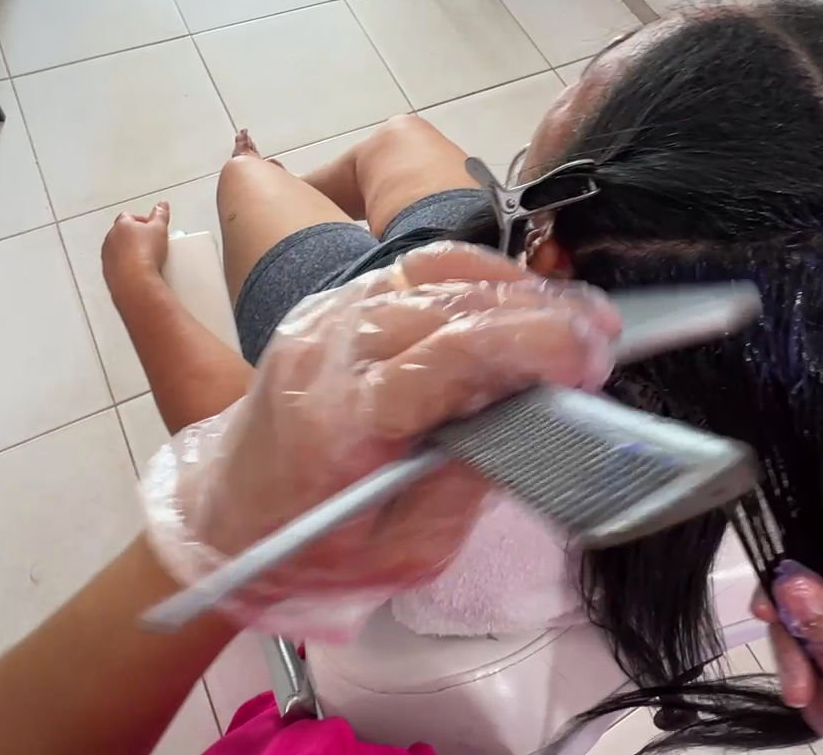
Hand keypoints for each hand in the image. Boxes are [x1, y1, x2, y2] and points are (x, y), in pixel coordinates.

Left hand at [102, 202, 170, 293]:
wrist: (136, 281)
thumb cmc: (145, 254)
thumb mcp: (160, 229)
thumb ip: (161, 214)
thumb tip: (162, 204)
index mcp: (121, 225)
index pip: (129, 216)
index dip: (142, 220)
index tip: (152, 227)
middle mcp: (110, 239)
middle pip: (122, 233)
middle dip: (135, 236)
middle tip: (152, 242)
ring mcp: (107, 257)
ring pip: (118, 250)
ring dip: (129, 252)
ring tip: (147, 259)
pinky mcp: (108, 273)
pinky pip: (117, 266)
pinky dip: (126, 266)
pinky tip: (140, 271)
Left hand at [140, 242, 620, 636]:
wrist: (222, 517)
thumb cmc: (311, 550)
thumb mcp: (406, 551)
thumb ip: (470, 474)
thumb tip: (531, 407)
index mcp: (344, 418)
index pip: (451, 354)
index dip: (530, 342)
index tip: (593, 352)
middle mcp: (329, 349)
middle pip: (449, 302)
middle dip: (537, 309)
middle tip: (600, 330)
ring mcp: (323, 317)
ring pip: (430, 272)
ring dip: (507, 283)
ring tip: (566, 309)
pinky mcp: (326, 306)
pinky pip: (406, 272)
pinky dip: (466, 275)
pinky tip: (506, 295)